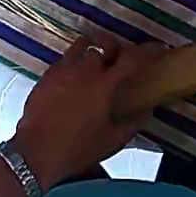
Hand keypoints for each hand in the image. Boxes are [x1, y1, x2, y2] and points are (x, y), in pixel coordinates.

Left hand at [11, 33, 166, 184]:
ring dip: (94, 47)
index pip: (131, 59)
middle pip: (104, 44)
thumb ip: (133, 122)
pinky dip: (75, 61)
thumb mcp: (112, 140)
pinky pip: (65, 59)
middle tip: (122, 57)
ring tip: (98, 58)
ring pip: (82, 45)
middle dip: (117, 47)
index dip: (148, 51)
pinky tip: (76, 75)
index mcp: (104, 84)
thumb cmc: (78, 148)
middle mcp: (84, 70)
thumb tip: (147, 109)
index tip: (158, 48)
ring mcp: (62, 70)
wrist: (37, 151)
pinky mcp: (46, 75)